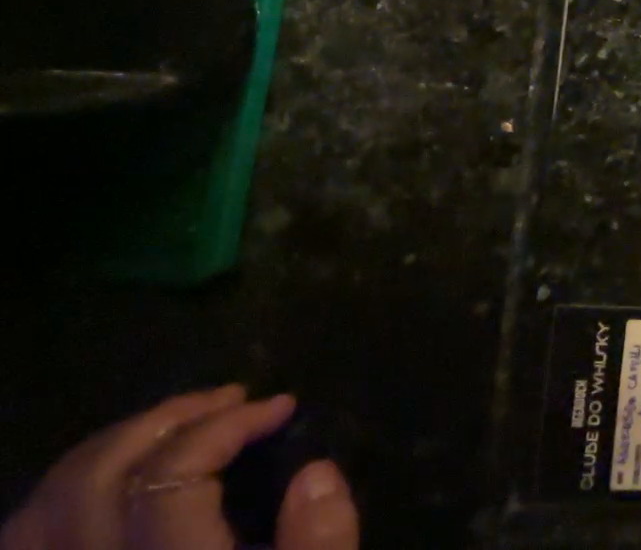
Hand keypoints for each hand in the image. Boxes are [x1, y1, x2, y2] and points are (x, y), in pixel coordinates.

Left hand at [1, 386, 358, 549]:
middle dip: (168, 420)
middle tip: (229, 396)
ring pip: (43, 505)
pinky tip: (115, 475)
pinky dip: (63, 491)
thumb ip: (320, 542)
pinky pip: (21, 536)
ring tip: (174, 424)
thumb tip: (316, 471)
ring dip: (113, 445)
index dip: (228, 426)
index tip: (282, 406)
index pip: (173, 476)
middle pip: (97, 479)